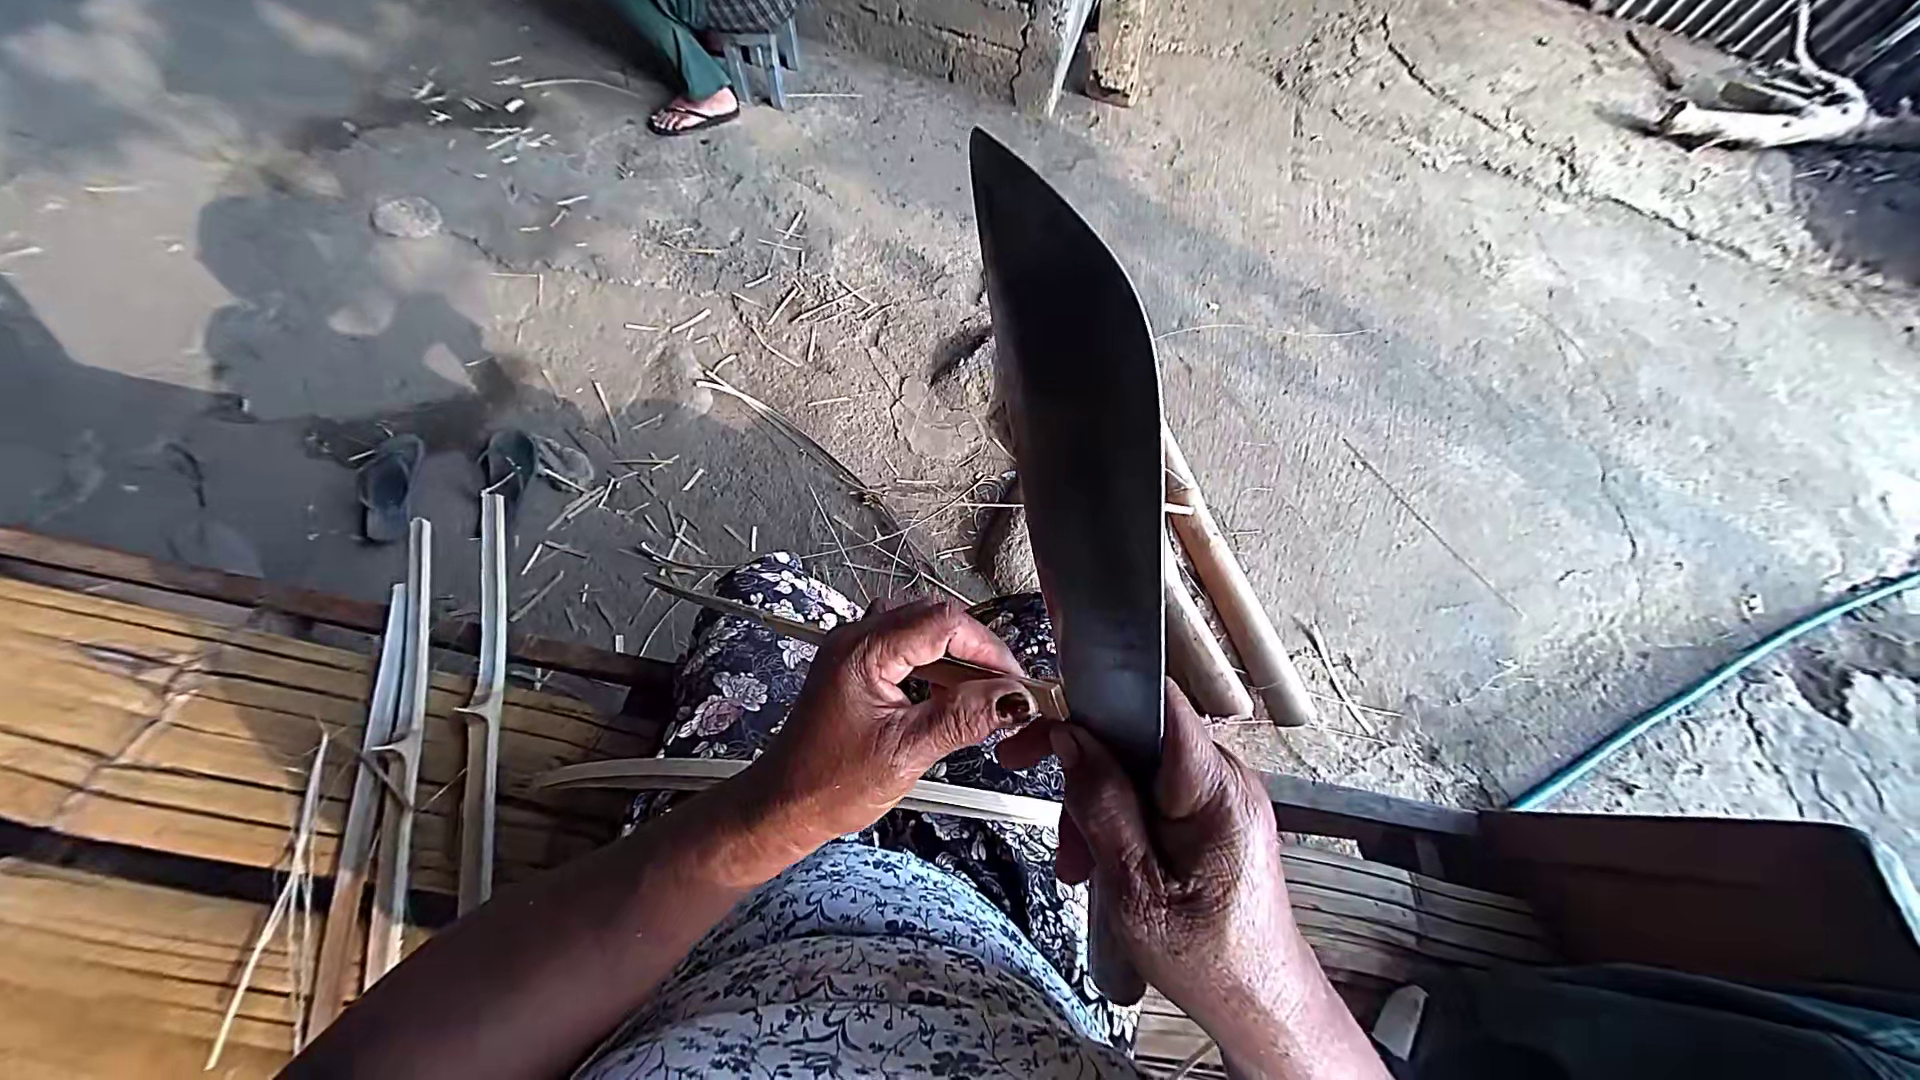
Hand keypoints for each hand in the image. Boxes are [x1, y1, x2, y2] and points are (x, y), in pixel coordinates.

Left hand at [738, 599, 1037, 861]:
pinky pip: (907, 646)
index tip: (1013, 678)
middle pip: (934, 617)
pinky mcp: (858, 664)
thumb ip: (963, 718)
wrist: (783, 805)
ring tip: (982, 689)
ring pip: (922, 628)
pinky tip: (950, 692)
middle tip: (1004, 684)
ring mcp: (855, 648)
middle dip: (976, 648)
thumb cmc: (828, 785)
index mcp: (863, 651)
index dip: (987, 646)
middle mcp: (856, 638)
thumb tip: (1011, 699)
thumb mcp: (906, 752)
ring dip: (957, 654)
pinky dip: (936, 663)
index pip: (942, 622)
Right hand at [997, 680, 1346, 1067]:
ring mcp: (1219, 791)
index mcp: (1216, 790)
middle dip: (1083, 766)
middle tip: (1036, 783)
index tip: (1052, 722)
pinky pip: (1149, 786)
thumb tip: (1070, 739)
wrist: (1262, 1005)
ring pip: (1135, 762)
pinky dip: (1117, 811)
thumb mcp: (1135, 888)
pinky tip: (1102, 854)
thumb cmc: (1213, 963)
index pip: (1156, 702)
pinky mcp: (1211, 807)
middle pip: (1135, 734)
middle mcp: (1225, 777)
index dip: (1098, 701)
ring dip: (1095, 798)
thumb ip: (1101, 805)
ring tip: (1078, 856)